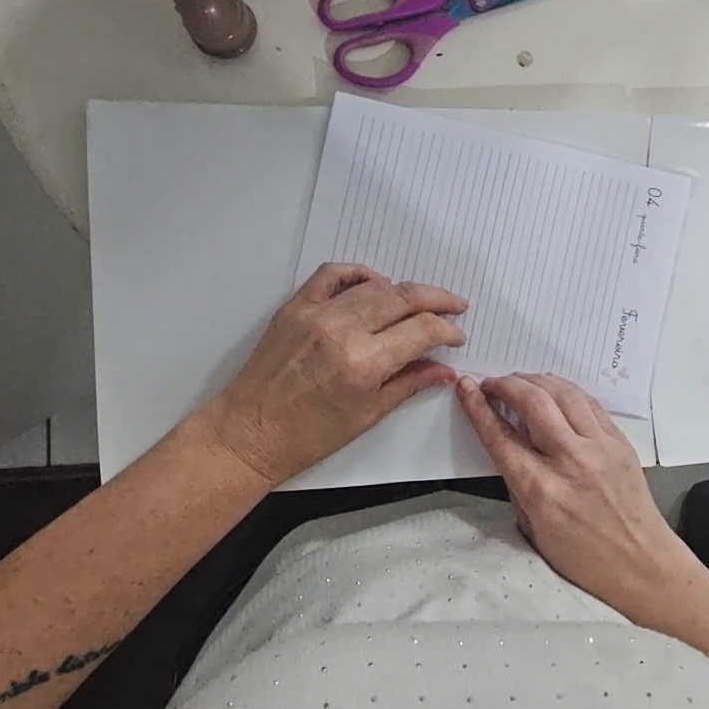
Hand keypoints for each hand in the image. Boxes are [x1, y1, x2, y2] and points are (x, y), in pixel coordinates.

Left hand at [191, 263, 466, 485]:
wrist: (251, 433)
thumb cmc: (310, 435)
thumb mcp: (369, 415)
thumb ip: (410, 383)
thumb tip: (444, 369)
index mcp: (365, 364)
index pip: (422, 330)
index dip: (447, 329)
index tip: (457, 334)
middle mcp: (343, 332)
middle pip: (404, 298)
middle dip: (437, 300)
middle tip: (454, 306)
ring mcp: (317, 315)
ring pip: (375, 286)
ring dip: (404, 289)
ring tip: (419, 300)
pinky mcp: (295, 307)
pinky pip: (333, 274)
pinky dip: (359, 273)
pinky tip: (375, 283)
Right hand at [456, 373, 700, 623]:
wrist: (641, 564)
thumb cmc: (584, 557)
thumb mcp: (533, 528)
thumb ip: (517, 482)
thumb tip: (505, 440)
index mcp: (542, 491)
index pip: (501, 436)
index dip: (478, 407)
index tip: (467, 388)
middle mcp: (571, 462)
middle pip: (532, 401)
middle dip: (505, 384)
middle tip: (492, 384)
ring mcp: (599, 447)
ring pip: (562, 392)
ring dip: (535, 380)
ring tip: (520, 382)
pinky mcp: (619, 442)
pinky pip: (588, 402)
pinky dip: (565, 390)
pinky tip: (553, 390)